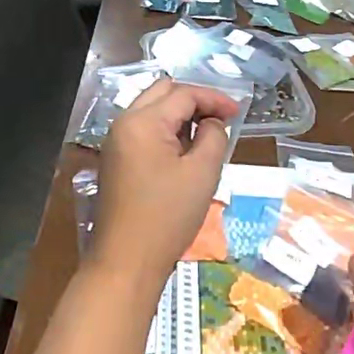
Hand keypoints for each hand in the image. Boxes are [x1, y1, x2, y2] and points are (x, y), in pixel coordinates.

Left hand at [88, 80, 239, 287]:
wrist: (126, 261)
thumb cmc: (168, 216)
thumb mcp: (202, 173)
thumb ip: (213, 137)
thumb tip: (211, 123)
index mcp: (143, 121)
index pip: (183, 94)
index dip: (214, 99)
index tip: (238, 112)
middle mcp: (124, 122)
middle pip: (163, 92)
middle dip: (194, 99)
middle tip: (220, 118)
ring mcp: (116, 140)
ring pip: (151, 109)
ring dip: (179, 114)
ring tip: (206, 134)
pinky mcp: (115, 158)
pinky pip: (143, 129)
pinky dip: (166, 129)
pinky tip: (184, 149)